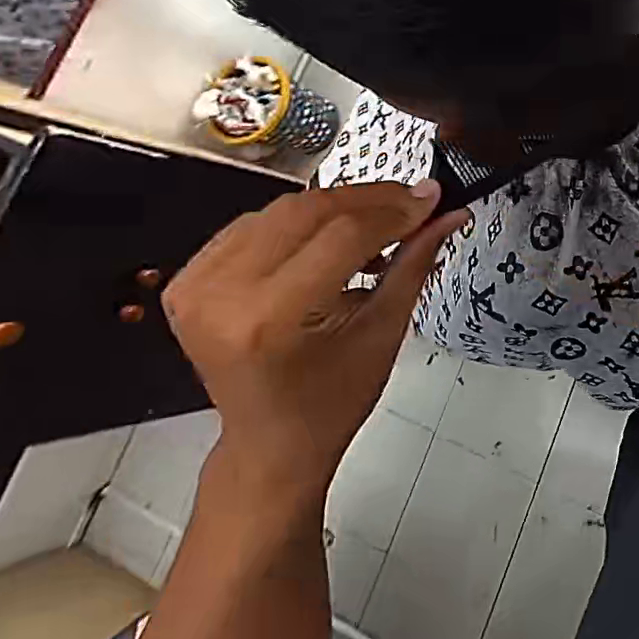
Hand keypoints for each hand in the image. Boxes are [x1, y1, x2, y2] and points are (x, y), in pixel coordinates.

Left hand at [163, 181, 471, 494]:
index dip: (395, 212)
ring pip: (282, 210)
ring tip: (382, 225)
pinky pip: (256, 225)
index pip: (343, 235)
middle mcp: (222, 294)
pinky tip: (335, 239)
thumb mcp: (386, 329)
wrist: (273, 439)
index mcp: (271, 318)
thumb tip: (448, 215)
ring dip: (340, 207)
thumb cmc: (334, 399)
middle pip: (307, 211)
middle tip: (415, 203)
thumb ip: (415, 262)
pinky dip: (304, 222)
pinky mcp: (189, 278)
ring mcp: (197, 284)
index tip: (434, 200)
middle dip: (371, 200)